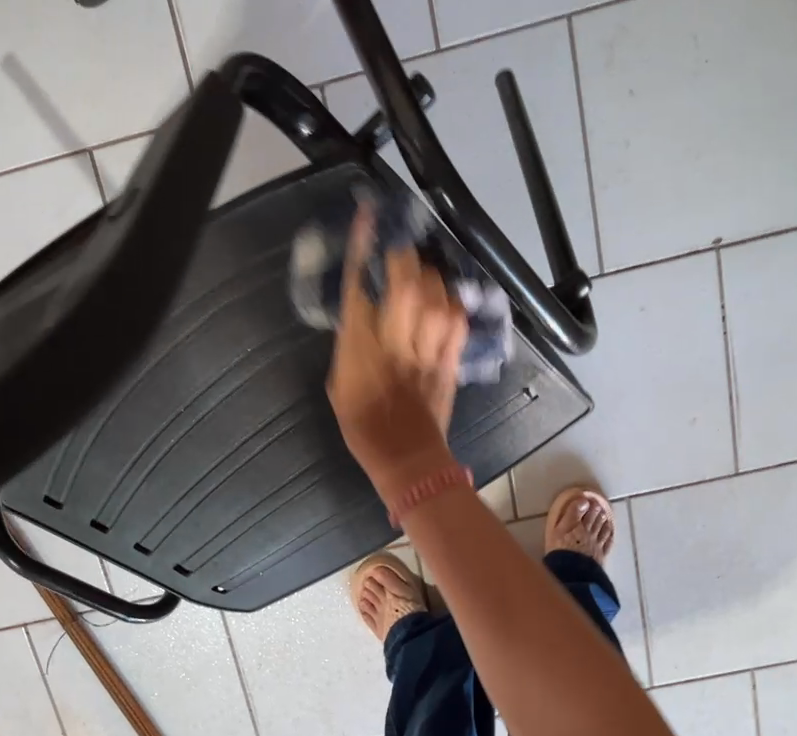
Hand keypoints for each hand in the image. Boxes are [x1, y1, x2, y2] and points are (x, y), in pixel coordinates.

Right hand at [327, 201, 468, 498]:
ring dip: (432, 279)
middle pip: (404, 282)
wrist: (405, 457)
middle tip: (402, 249)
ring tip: (426, 275)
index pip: (358, 286)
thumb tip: (359, 322)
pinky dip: (454, 305)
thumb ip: (350, 347)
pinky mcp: (450, 360)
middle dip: (404, 257)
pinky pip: (456, 321)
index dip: (363, 248)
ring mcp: (425, 349)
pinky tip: (448, 301)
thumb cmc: (362, 426)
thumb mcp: (339, 385)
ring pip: (435, 297)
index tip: (368, 218)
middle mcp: (393, 340)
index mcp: (359, 346)